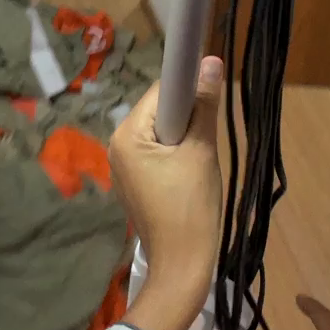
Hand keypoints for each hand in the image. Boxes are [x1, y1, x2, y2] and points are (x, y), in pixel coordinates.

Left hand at [110, 55, 224, 329]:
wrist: (182, 269)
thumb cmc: (191, 207)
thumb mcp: (201, 151)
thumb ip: (205, 105)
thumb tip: (211, 60)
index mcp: (126, 135)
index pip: (161, 91)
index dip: (189, 89)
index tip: (212, 92)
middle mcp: (117, 145)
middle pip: (161, 110)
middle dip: (188, 118)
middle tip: (208, 140)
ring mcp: (124, 166)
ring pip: (163, 132)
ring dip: (186, 137)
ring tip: (201, 161)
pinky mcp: (136, 182)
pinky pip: (159, 152)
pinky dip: (178, 155)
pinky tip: (191, 176)